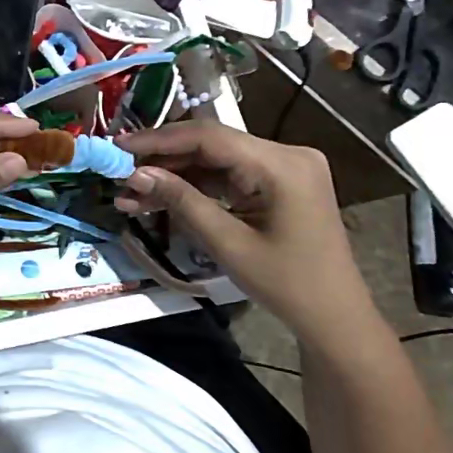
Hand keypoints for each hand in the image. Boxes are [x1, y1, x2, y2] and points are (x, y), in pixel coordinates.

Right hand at [114, 123, 371, 334]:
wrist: (333, 316)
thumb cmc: (286, 284)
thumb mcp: (228, 244)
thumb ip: (182, 202)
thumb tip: (136, 175)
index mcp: (282, 164)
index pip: (210, 136)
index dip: (160, 139)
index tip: (119, 146)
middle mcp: (287, 153)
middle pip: (212, 145)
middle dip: (163, 161)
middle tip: (119, 175)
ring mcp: (285, 167)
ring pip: (217, 161)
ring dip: (175, 176)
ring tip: (130, 195)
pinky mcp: (279, 182)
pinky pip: (230, 176)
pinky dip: (197, 188)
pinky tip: (160, 199)